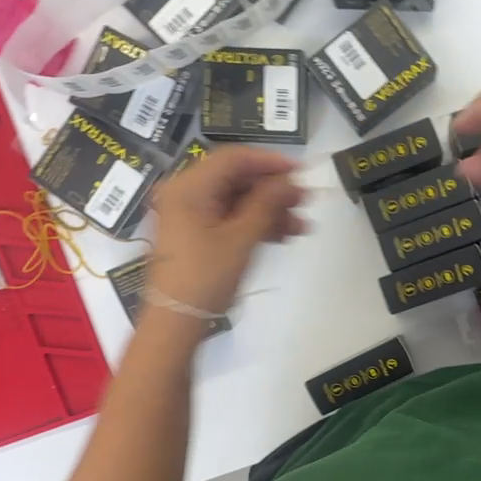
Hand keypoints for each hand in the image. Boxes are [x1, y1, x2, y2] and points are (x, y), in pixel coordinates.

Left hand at [145, 146, 307, 315]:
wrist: (176, 322)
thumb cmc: (206, 278)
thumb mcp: (241, 239)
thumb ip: (267, 204)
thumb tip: (290, 182)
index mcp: (188, 187)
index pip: (233, 158)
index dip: (270, 162)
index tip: (301, 172)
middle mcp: (184, 193)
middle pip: (235, 179)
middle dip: (272, 190)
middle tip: (304, 201)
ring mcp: (188, 214)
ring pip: (235, 200)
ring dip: (268, 210)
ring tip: (300, 226)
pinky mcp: (194, 233)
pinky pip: (228, 218)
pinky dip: (254, 223)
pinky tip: (282, 235)